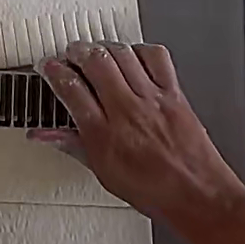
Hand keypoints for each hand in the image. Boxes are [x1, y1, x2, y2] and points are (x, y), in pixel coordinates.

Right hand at [37, 41, 244, 230]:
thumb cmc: (155, 191)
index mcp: (104, 135)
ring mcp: (152, 99)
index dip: (54, 71)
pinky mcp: (174, 93)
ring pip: (122, 54)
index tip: (50, 66)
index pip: (71, 89)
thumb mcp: (103, 172)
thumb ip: (72, 144)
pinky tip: (132, 56)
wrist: (199, 196)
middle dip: (76, 51)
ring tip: (96, 51)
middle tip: (71, 53)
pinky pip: (156, 57)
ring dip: (104, 46)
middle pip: (95, 62)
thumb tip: (45, 134)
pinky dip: (140, 49)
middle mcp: (127, 112)